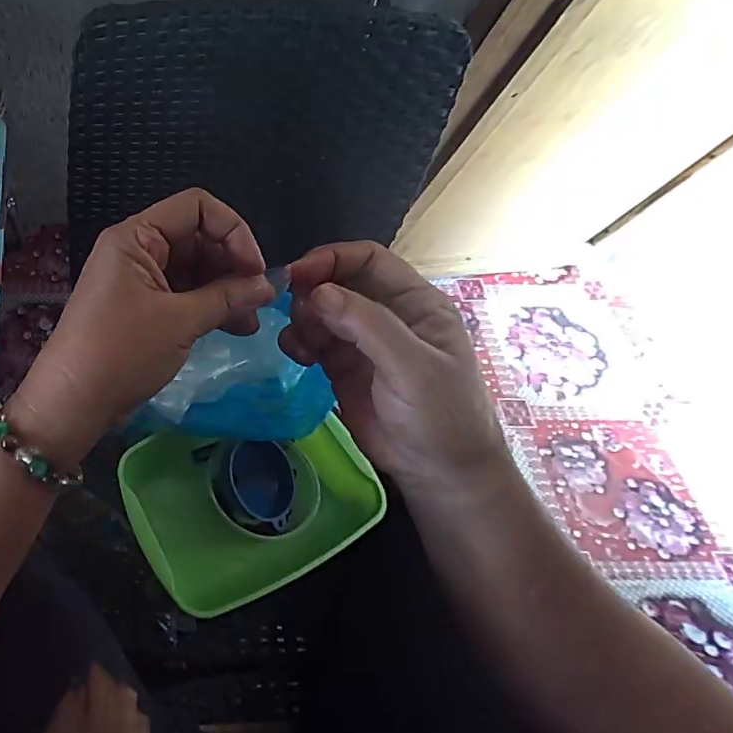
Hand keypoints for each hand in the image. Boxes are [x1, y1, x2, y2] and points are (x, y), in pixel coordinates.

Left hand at [11, 189, 274, 463]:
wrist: (72, 401)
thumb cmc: (122, 352)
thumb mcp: (180, 322)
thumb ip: (228, 297)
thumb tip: (268, 285)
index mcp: (135, 237)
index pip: (197, 207)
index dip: (233, 231)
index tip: (255, 269)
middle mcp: (135, 250)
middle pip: (197, 238)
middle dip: (232, 265)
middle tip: (259, 299)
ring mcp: (137, 280)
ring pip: (193, 269)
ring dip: (225, 290)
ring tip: (250, 322)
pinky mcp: (140, 308)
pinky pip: (182, 294)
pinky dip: (207, 306)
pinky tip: (233, 327)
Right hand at [279, 241, 512, 496]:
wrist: (438, 472)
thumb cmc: (440, 415)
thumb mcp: (410, 366)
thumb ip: (366, 325)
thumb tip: (316, 291)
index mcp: (415, 303)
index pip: (368, 260)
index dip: (331, 259)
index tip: (296, 275)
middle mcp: (386, 315)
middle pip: (337, 282)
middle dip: (310, 291)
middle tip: (292, 314)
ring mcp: (362, 341)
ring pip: (320, 311)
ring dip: (301, 319)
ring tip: (300, 345)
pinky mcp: (341, 366)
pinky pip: (312, 340)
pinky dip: (298, 341)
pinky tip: (297, 356)